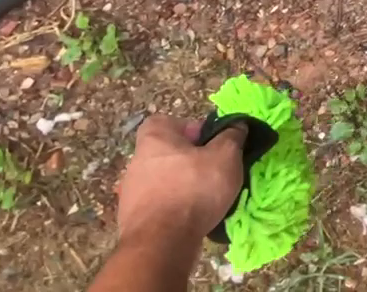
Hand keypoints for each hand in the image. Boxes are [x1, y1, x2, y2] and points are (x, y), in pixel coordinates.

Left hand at [113, 115, 246, 246]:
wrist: (161, 244)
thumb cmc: (194, 188)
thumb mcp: (226, 154)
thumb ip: (232, 135)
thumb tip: (235, 125)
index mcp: (154, 142)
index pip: (160, 122)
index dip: (185, 125)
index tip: (205, 138)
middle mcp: (136, 165)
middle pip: (165, 152)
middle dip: (189, 157)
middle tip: (213, 165)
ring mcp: (131, 195)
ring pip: (163, 178)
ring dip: (183, 181)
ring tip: (207, 192)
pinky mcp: (133, 220)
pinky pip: (159, 202)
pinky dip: (176, 204)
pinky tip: (193, 212)